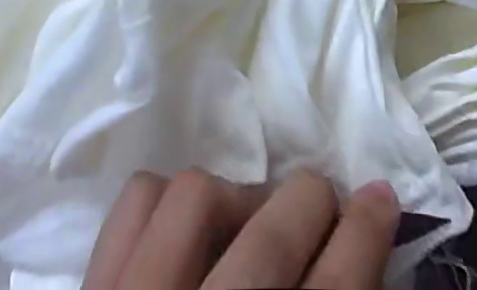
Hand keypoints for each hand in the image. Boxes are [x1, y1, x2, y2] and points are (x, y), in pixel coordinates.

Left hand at [84, 168, 401, 289]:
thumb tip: (353, 264)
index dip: (363, 237)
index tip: (381, 198)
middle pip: (269, 245)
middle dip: (310, 202)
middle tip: (324, 197)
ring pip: (194, 201)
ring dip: (238, 197)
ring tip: (253, 220)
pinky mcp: (95, 289)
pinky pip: (135, 204)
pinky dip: (170, 198)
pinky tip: (191, 225)